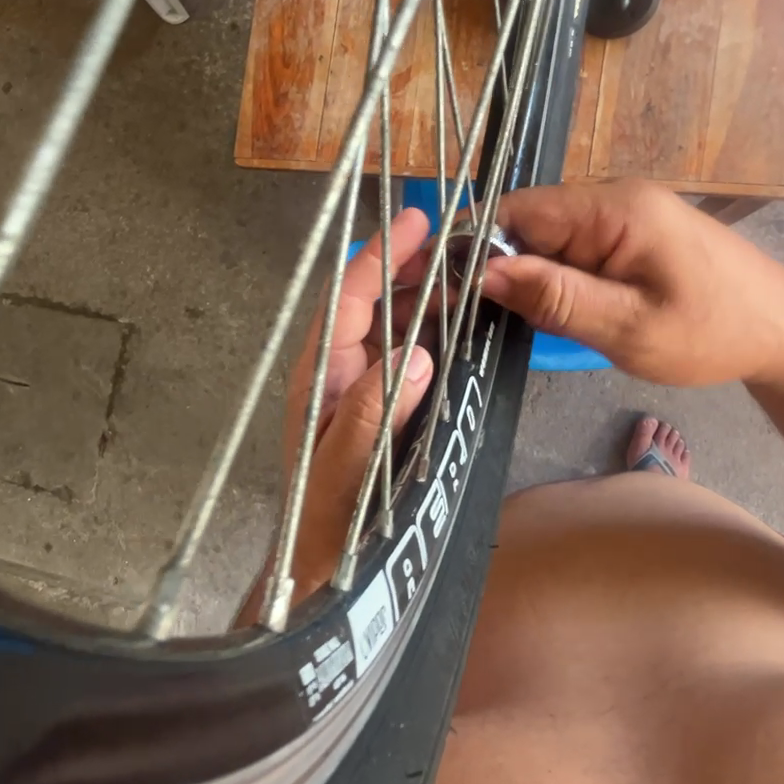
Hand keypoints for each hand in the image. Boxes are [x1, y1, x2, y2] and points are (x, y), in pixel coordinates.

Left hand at [253, 208, 435, 617]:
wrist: (319, 563)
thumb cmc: (326, 517)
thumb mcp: (348, 466)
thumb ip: (375, 411)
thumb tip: (419, 353)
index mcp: (321, 371)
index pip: (350, 298)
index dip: (381, 255)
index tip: (416, 220)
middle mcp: (336, 367)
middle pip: (370, 299)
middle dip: (407, 264)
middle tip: (455, 240)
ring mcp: (356, 383)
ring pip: (388, 321)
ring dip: (422, 293)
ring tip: (464, 274)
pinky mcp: (375, 402)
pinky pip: (402, 352)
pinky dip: (428, 329)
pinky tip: (456, 322)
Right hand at [479, 180, 783, 386]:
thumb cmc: (714, 333)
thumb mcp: (628, 327)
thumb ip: (554, 297)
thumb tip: (482, 273)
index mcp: (612, 209)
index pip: (516, 211)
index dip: (473, 245)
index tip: (438, 287)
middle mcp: (610, 198)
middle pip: (523, 222)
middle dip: (492, 266)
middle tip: (464, 313)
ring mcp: (618, 215)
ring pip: (541, 239)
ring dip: (519, 277)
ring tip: (501, 317)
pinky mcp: (625, 236)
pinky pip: (566, 250)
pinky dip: (546, 280)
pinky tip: (541, 311)